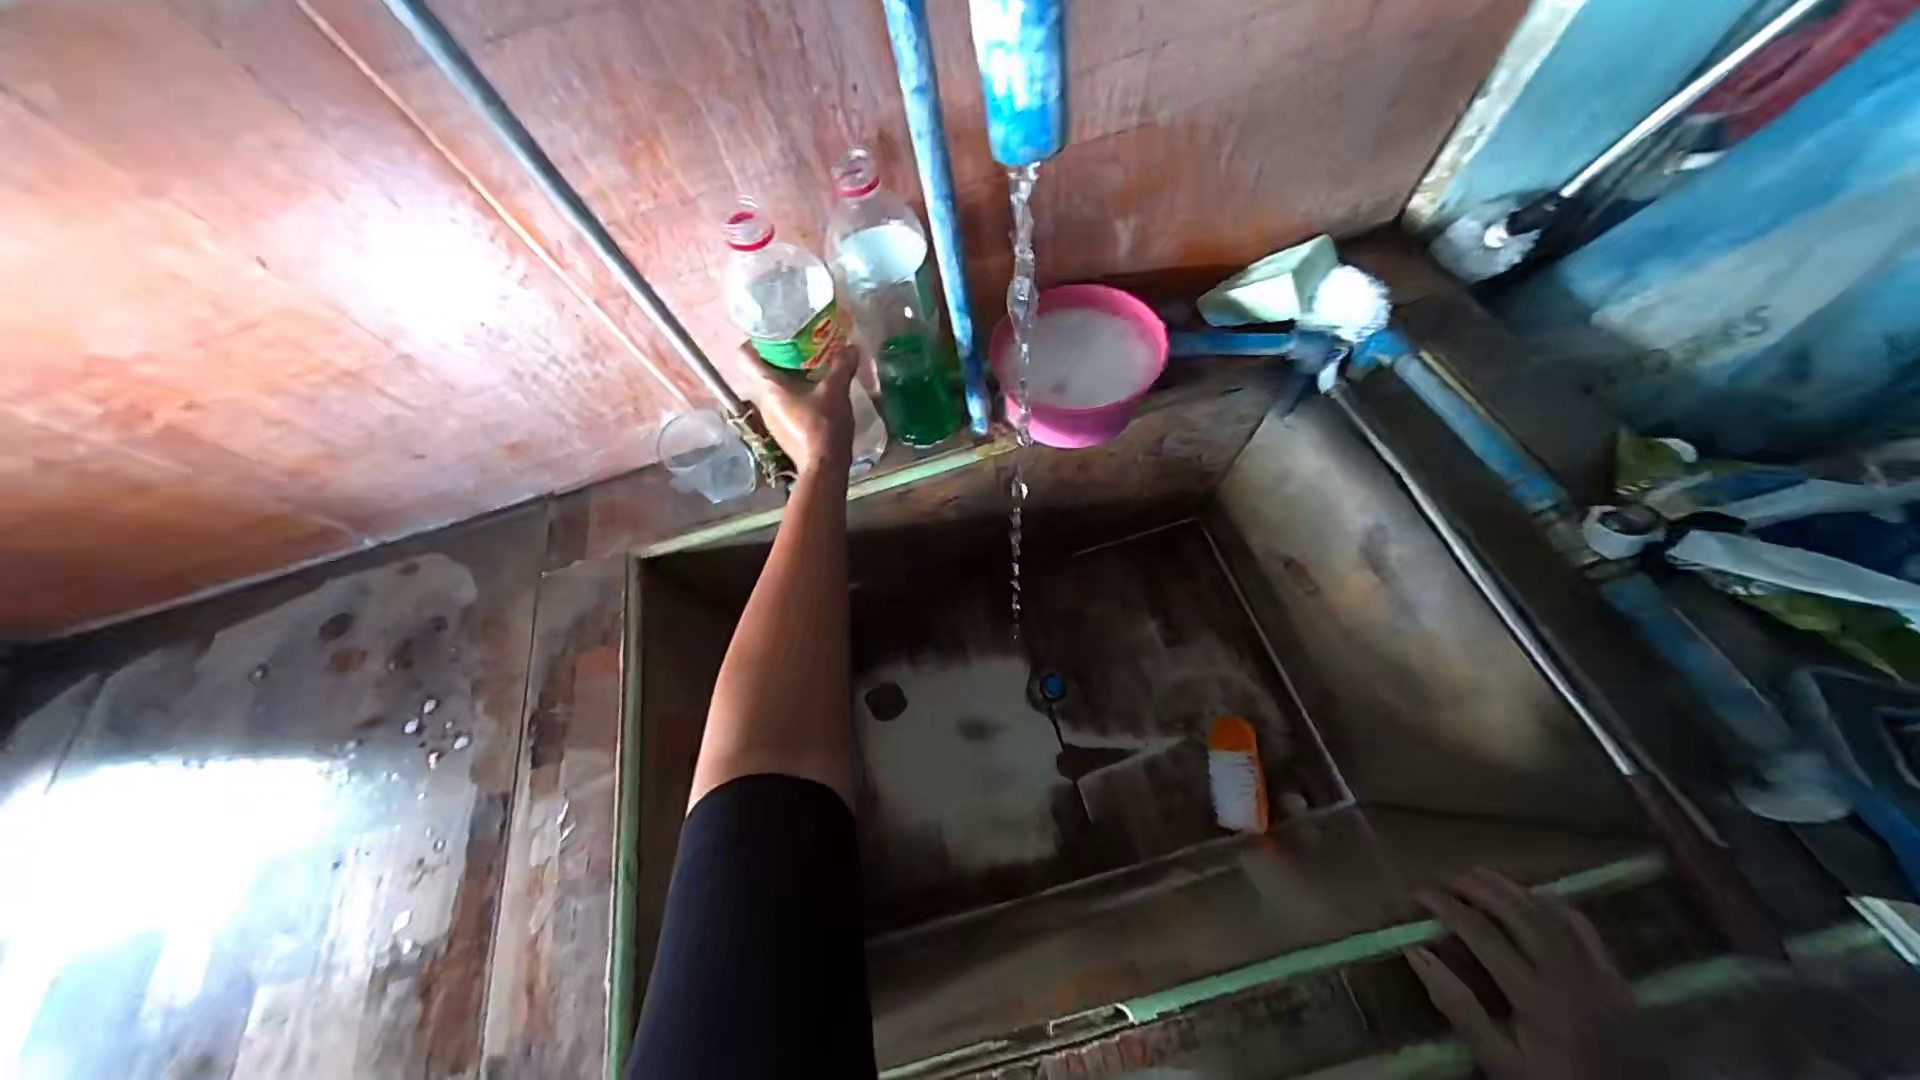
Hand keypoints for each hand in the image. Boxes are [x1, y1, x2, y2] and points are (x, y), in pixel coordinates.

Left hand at [742, 344, 855, 475]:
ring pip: (775, 390)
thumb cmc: (824, 425)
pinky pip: (785, 406)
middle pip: (764, 371)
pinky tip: (817, 398)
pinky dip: (797, 398)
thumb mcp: (836, 391)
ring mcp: (771, 419)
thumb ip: (842, 366)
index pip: (745, 355)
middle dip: (782, 359)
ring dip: (791, 380)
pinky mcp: (782, 433)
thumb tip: (850, 347)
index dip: (756, 342)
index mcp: (768, 386)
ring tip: (814, 373)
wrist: (824, 467)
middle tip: (805, 350)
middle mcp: (763, 401)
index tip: (776, 336)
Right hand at [1407, 869, 1658, 1079]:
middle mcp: (1569, 977)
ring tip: (1479, 877)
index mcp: (1536, 998)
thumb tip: (1414, 951)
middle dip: (1476, 887)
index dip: (1445, 904)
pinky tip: (1531, 899)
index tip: (1416, 892)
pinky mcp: (1616, 979)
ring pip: (1550, 913)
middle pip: (1518, 913)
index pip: (1481, 933)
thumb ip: (1458, 1007)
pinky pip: (1584, 928)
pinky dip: (1552, 904)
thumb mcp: (1499, 1060)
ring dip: (1510, 888)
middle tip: (1446, 879)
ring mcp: (1598, 975)